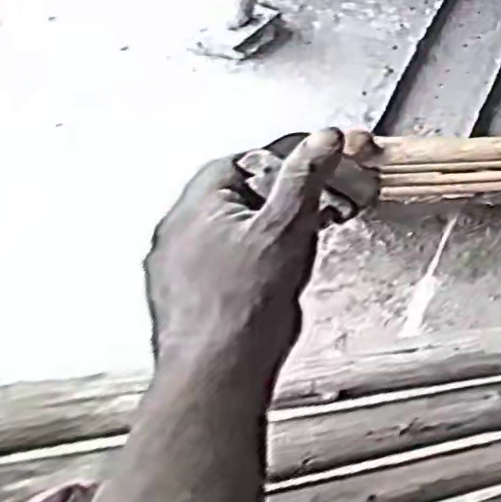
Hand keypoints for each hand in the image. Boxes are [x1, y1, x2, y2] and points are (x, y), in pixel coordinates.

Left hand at [143, 128, 364, 390]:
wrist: (223, 364)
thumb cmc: (249, 294)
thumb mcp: (289, 222)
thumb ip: (306, 175)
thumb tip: (323, 138)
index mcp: (192, 212)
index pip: (234, 163)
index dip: (278, 156)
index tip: (315, 159)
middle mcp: (177, 235)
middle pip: (236, 190)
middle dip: (283, 186)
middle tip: (322, 191)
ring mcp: (181, 265)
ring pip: (235, 221)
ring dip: (276, 215)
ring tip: (313, 222)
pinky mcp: (195, 288)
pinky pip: (232, 248)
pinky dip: (265, 240)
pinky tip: (290, 253)